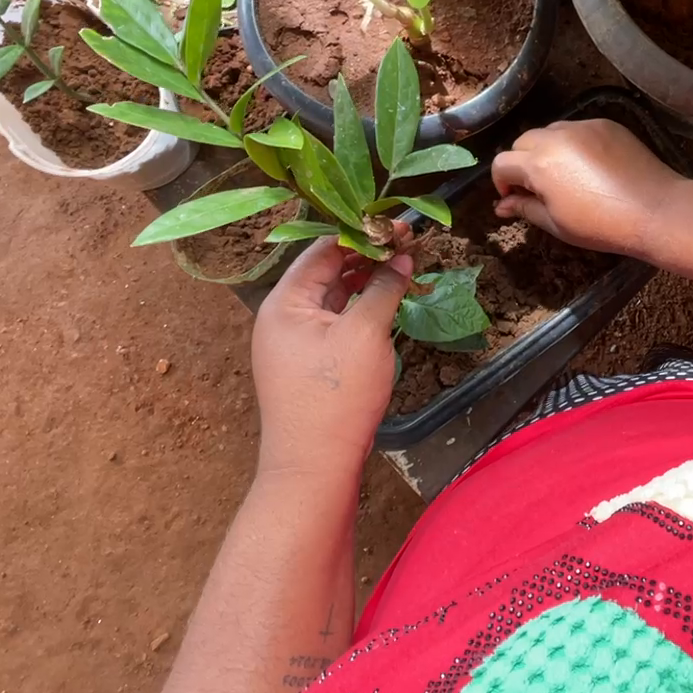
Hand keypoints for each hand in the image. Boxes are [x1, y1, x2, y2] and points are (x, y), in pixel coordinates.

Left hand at [249, 226, 413, 474]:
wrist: (314, 466)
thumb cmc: (336, 395)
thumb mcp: (365, 333)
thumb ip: (384, 287)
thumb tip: (402, 255)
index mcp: (285, 302)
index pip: (322, 250)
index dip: (361, 233)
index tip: (400, 225)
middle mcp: (283, 315)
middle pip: (327, 270)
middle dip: (367, 254)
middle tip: (408, 242)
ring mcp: (296, 340)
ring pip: (335, 295)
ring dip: (367, 279)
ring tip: (404, 265)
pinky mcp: (311, 360)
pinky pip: (337, 319)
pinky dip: (362, 305)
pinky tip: (389, 298)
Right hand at [491, 119, 686, 255]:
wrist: (654, 209)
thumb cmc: (601, 225)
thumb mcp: (557, 224)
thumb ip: (525, 208)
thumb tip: (502, 205)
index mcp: (538, 163)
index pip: (502, 163)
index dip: (501, 182)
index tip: (513, 197)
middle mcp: (556, 137)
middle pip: (523, 142)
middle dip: (523, 163)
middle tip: (538, 188)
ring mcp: (583, 127)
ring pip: (550, 132)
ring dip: (547, 150)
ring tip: (565, 176)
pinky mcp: (606, 124)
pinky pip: (578, 130)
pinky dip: (574, 144)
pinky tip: (590, 167)